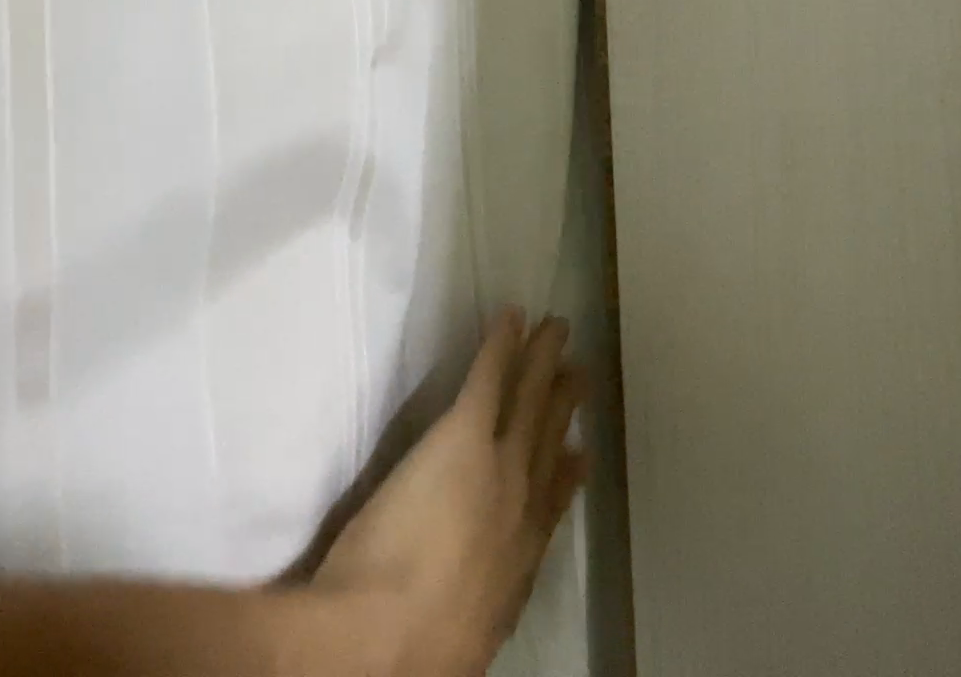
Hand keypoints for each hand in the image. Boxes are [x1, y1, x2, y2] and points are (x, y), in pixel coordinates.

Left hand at [311, 308, 587, 676]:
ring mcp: (495, 466)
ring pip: (529, 402)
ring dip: (543, 364)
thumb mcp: (462, 645)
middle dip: (564, 406)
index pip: (550, 508)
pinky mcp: (461, 436)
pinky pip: (488, 378)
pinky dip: (502, 345)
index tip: (580, 454)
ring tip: (558, 336)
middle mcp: (519, 508)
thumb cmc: (410, 651)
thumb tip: (476, 614)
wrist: (379, 636)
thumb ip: (476, 614)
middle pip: (546, 442)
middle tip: (581, 376)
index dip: (566, 476)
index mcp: (516, 562)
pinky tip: (511, 317)